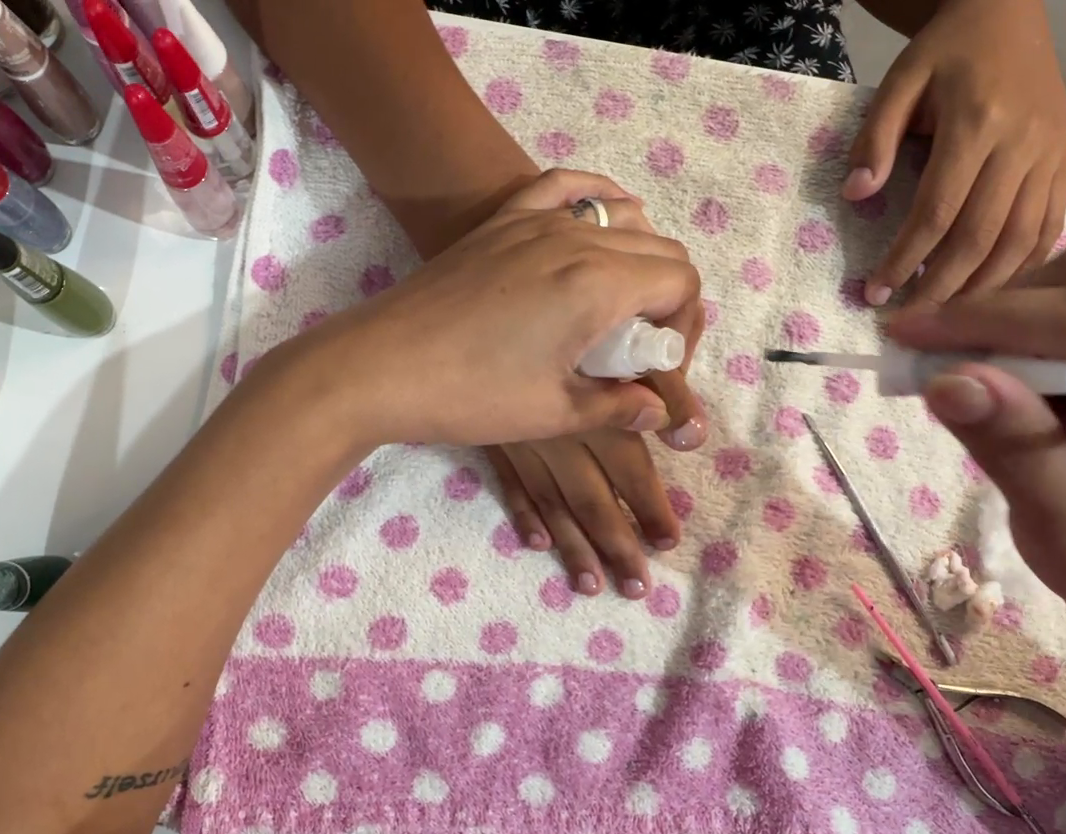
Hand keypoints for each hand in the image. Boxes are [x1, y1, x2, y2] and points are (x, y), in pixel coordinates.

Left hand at [359, 168, 708, 600]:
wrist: (381, 367)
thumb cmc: (472, 396)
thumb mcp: (553, 414)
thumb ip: (618, 408)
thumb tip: (658, 411)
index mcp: (598, 284)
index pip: (681, 281)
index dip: (684, 326)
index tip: (657, 366)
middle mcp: (577, 237)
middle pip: (660, 248)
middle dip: (668, 297)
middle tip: (640, 348)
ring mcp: (535, 220)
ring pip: (621, 215)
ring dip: (638, 256)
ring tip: (618, 303)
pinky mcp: (502, 220)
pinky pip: (566, 187)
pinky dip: (595, 200)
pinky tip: (594, 224)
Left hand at [847, 0, 1065, 306]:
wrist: (1009, 13)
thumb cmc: (946, 53)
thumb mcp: (899, 81)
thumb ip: (875, 138)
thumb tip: (855, 194)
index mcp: (978, 124)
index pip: (937, 212)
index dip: (905, 259)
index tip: (876, 294)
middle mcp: (1022, 145)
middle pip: (981, 236)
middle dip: (941, 288)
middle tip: (909, 321)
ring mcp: (1050, 156)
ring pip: (1020, 240)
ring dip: (983, 289)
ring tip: (946, 321)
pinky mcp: (1065, 163)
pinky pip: (1050, 226)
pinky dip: (1024, 267)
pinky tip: (995, 296)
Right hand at [890, 240, 1065, 654]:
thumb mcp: (1057, 524)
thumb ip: (1010, 447)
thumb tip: (946, 380)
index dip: (998, 319)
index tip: (907, 335)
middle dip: (1003, 310)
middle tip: (929, 355)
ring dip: (1015, 312)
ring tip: (968, 367)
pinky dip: (1033, 318)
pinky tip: (1005, 365)